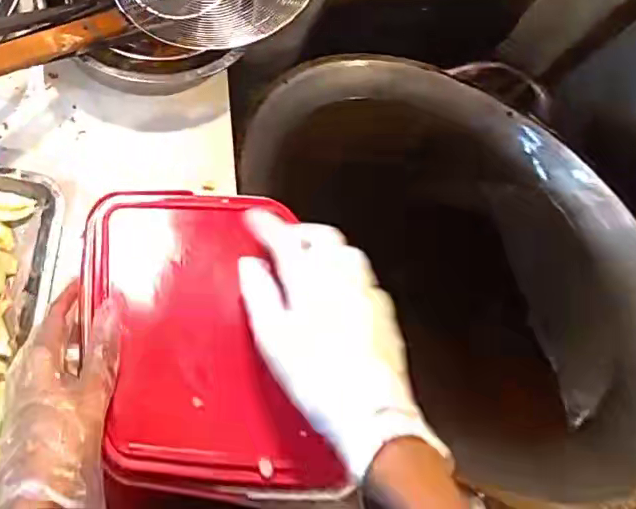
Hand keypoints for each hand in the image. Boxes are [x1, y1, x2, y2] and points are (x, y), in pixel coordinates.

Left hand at [0, 280, 119, 508]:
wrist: (36, 505)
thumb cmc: (55, 450)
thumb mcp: (89, 396)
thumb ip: (101, 353)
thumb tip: (111, 308)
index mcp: (35, 358)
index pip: (54, 315)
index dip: (70, 295)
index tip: (82, 280)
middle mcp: (23, 373)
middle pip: (49, 337)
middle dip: (72, 323)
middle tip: (94, 311)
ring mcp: (22, 398)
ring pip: (48, 362)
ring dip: (70, 351)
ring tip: (92, 347)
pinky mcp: (25, 422)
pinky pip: (46, 385)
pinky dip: (65, 375)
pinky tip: (79, 389)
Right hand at [237, 208, 447, 482]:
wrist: (373, 417)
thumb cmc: (318, 378)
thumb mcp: (271, 335)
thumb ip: (257, 292)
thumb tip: (250, 267)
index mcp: (308, 277)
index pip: (283, 236)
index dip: (265, 223)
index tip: (254, 218)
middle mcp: (341, 277)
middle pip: (322, 235)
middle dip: (299, 232)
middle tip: (282, 241)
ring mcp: (367, 295)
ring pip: (347, 252)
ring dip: (326, 249)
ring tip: (310, 262)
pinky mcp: (385, 316)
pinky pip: (364, 278)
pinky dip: (346, 274)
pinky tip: (339, 292)